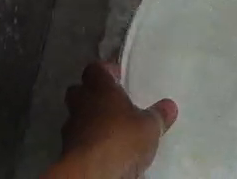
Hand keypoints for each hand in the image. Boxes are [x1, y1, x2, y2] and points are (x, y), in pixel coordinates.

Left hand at [45, 62, 177, 178]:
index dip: (106, 71)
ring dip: (87, 121)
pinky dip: (86, 142)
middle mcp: (82, 103)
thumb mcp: (149, 128)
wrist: (91, 173)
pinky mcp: (66, 151)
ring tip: (107, 131)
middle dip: (91, 95)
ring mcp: (71, 127)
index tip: (118, 78)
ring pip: (76, 116)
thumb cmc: (120, 139)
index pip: (96, 68)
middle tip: (110, 103)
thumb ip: (158, 115)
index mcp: (100, 88)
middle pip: (79, 90)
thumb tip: (170, 106)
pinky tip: (101, 151)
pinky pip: (76, 140)